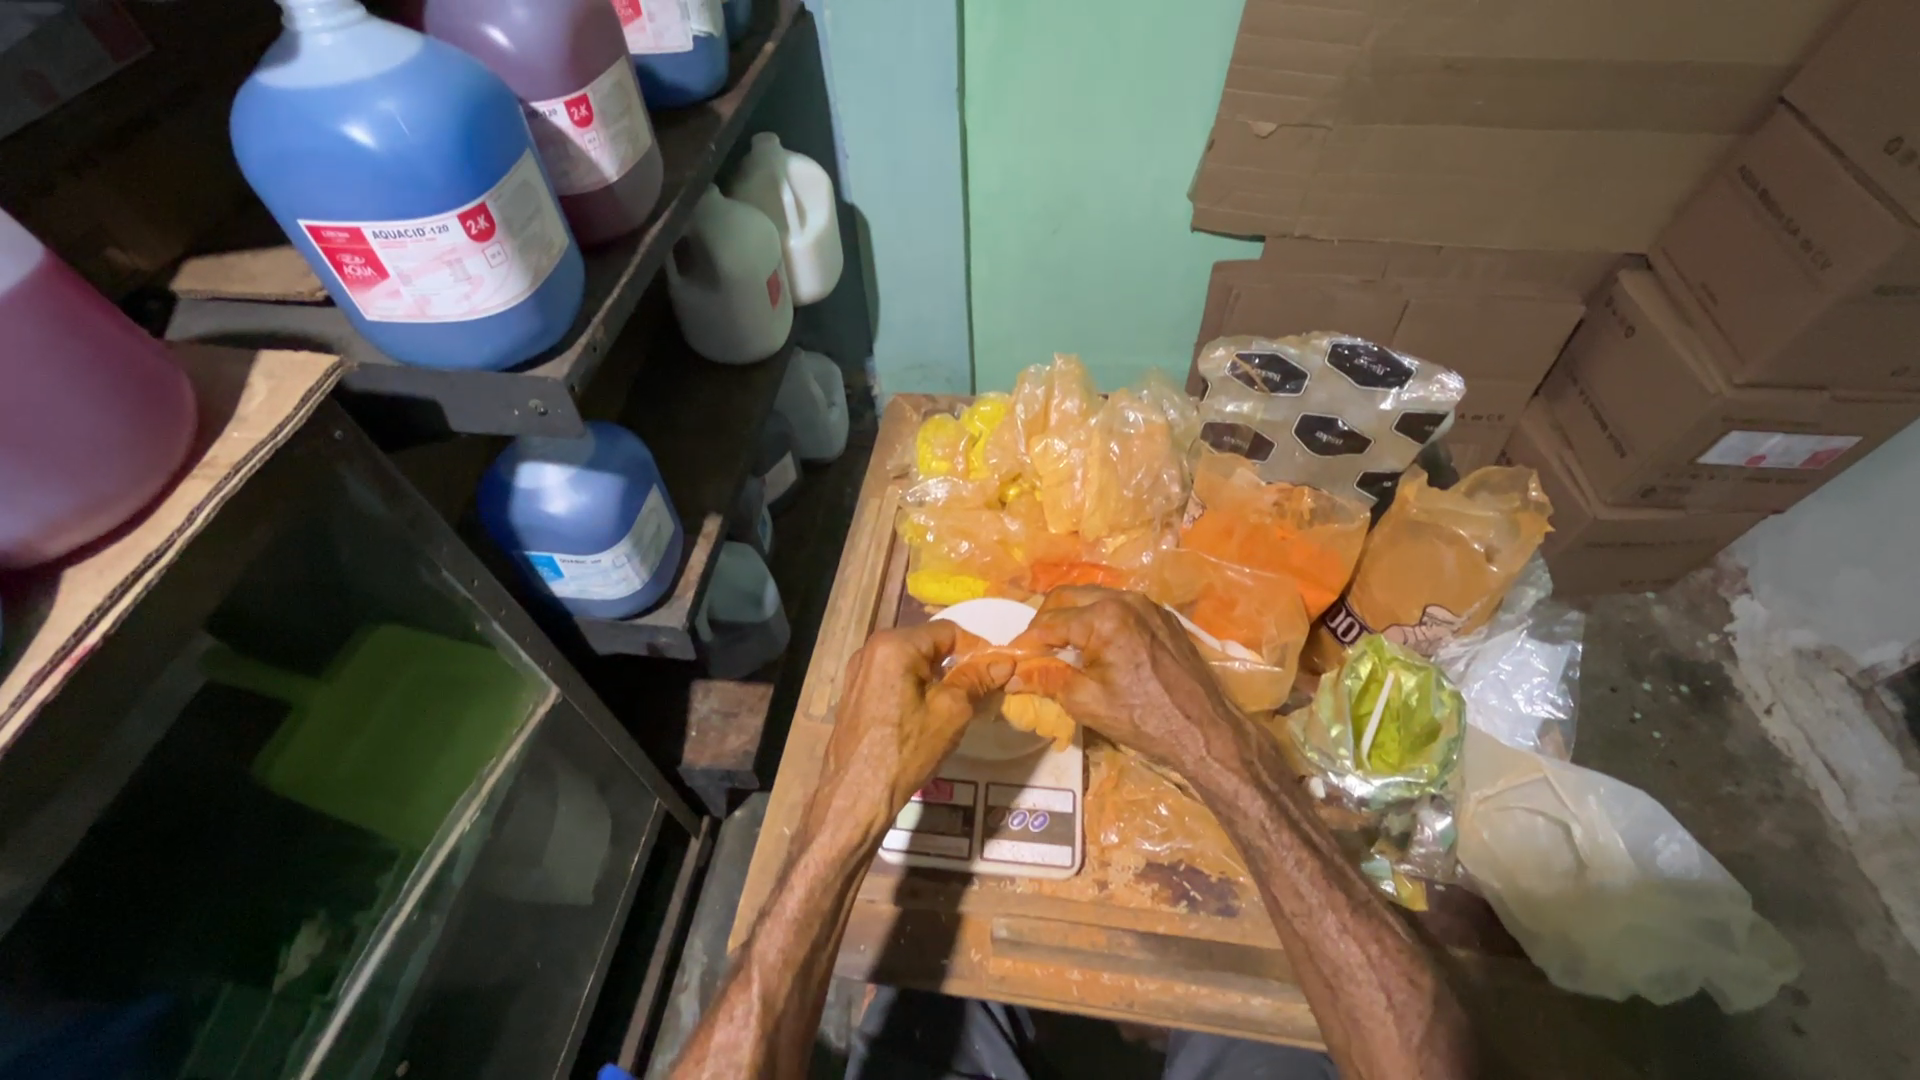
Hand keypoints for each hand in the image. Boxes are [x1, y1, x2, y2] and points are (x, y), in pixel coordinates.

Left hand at [806, 622, 1001, 835]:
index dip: (977, 650)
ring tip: (959, 704)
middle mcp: (872, 648)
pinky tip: (927, 714)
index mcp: (895, 644)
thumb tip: (1004, 662)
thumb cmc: (905, 750)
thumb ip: (977, 680)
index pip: (949, 631)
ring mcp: (859, 671)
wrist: (855, 795)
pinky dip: (915, 688)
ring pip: (911, 662)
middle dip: (957, 664)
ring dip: (937, 677)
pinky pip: (894, 678)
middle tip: (981, 690)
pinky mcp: (855, 692)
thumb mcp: (951, 712)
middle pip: (928, 644)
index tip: (998, 672)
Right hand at [1006, 587, 1245, 772]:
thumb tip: (1011, 674)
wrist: (1204, 728)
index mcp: (1103, 617)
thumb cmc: (1142, 718)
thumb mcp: (1085, 701)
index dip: (1026, 641)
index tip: (1012, 658)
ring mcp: (1147, 604)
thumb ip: (1046, 678)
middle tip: (1034, 649)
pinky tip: (1094, 645)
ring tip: (1060, 647)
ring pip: (1093, 597)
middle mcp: (1124, 599)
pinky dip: (1097, 618)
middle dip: (1045, 620)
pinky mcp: (1162, 615)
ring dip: (1071, 616)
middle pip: (1068, 597)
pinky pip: (1118, 606)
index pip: (1049, 621)